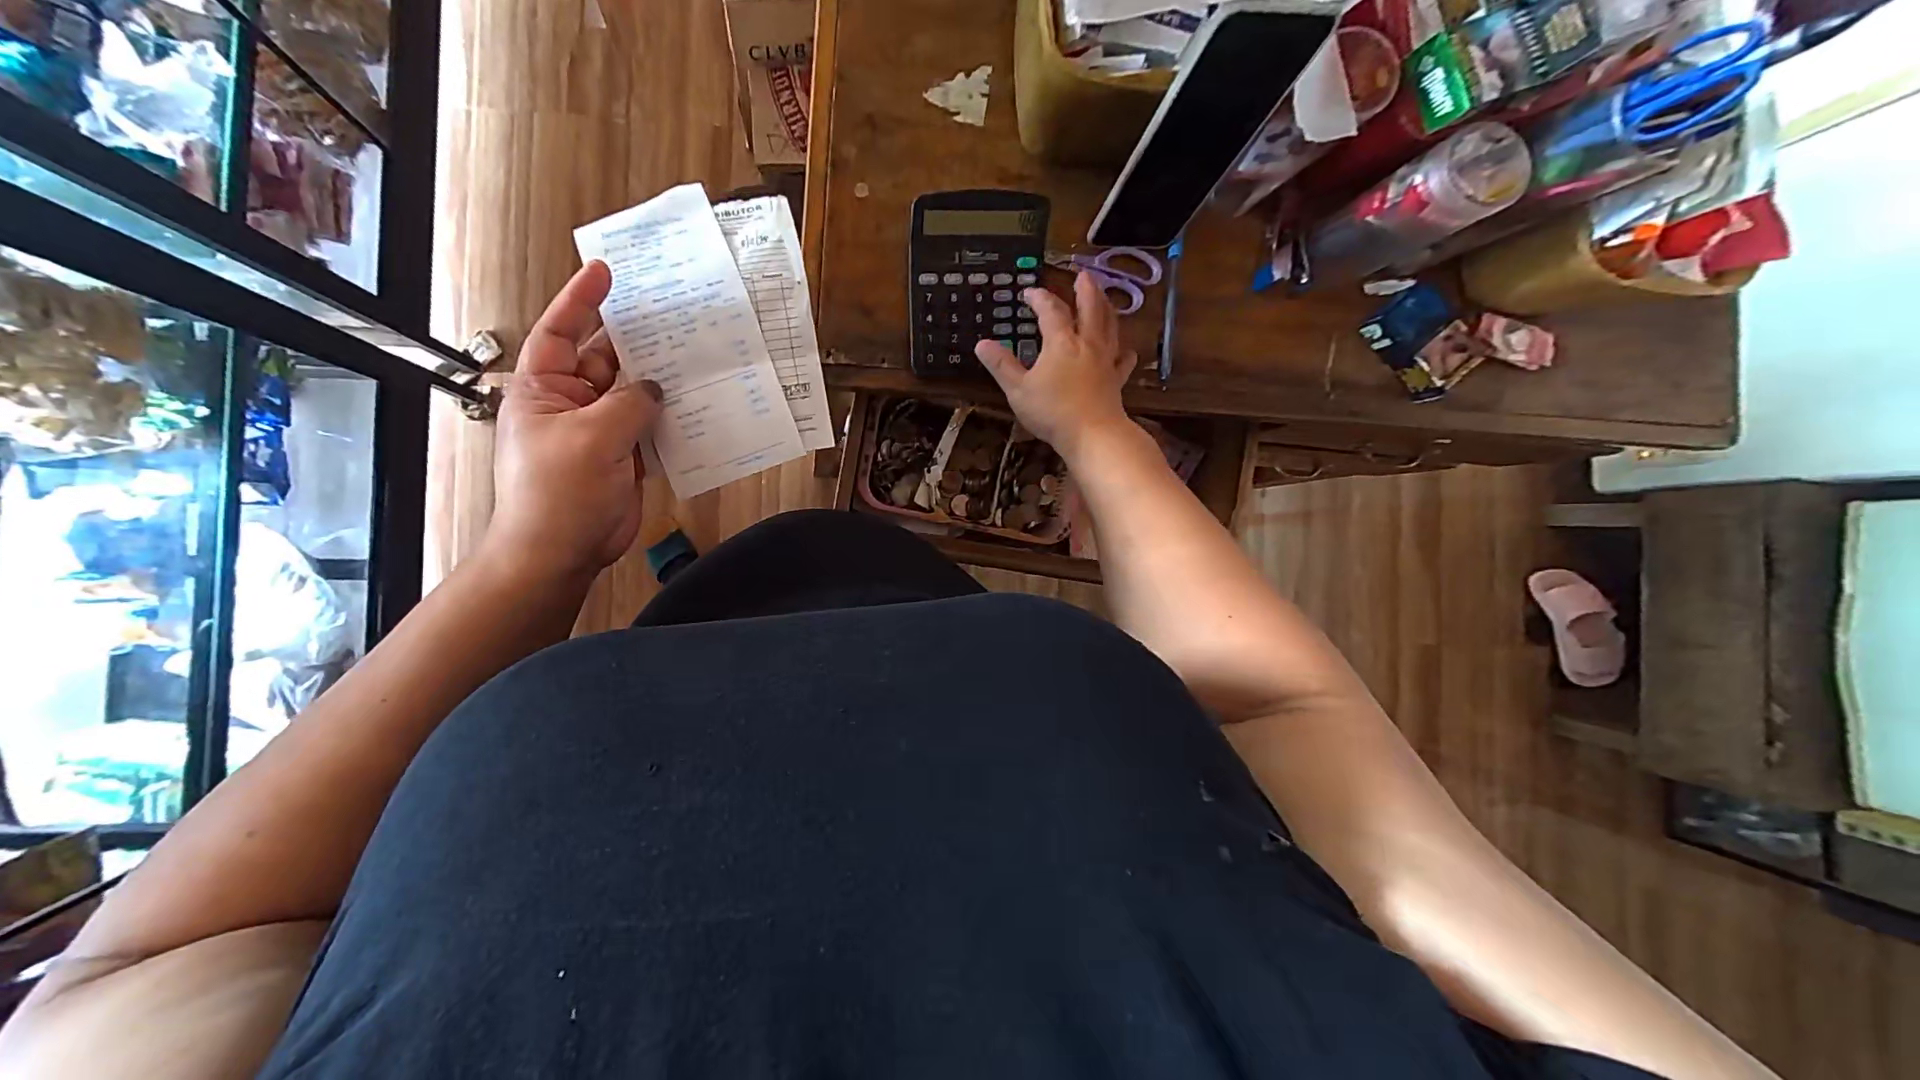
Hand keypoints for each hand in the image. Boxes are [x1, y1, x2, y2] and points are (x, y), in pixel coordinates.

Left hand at [486, 260, 662, 583]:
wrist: (562, 550)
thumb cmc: (556, 494)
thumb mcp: (591, 437)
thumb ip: (628, 404)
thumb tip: (654, 388)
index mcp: (543, 390)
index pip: (560, 332)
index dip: (581, 300)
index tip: (604, 272)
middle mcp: (570, 404)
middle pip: (605, 360)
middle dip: (633, 340)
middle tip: (668, 314)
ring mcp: (598, 431)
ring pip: (632, 394)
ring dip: (657, 381)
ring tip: (691, 356)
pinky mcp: (622, 456)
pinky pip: (648, 427)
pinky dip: (669, 418)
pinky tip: (693, 404)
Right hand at [974, 271, 1137, 459]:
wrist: (1093, 435)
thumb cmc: (1052, 412)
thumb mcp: (1018, 390)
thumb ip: (1001, 365)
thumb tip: (982, 344)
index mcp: (1061, 342)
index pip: (1050, 310)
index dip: (1039, 298)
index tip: (1030, 292)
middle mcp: (1087, 344)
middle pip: (1090, 307)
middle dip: (1086, 289)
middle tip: (1083, 275)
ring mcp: (1105, 360)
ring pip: (1110, 326)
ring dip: (1106, 308)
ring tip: (1104, 298)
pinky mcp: (1117, 379)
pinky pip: (1123, 358)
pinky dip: (1123, 350)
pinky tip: (1124, 349)